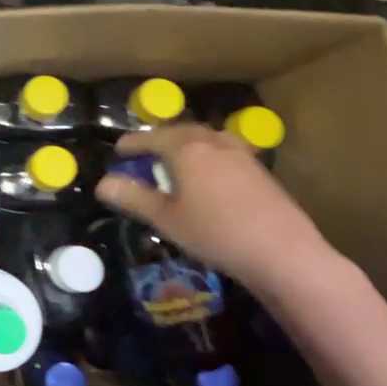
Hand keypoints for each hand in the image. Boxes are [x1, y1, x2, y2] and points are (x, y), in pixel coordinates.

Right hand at [95, 124, 334, 294]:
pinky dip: (208, 158)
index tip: (118, 151)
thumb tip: (103, 183)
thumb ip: (134, 197)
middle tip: (146, 155)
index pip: (152, 137)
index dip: (132, 144)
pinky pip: (224, 153)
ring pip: (206, 140)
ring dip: (187, 146)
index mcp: (187, 148)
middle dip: (160, 141)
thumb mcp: (167, 219)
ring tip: (177, 163)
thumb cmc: (216, 233)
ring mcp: (241, 155)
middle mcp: (214, 142)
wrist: (283, 252)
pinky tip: (209, 178)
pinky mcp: (260, 171)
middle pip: (181, 133)